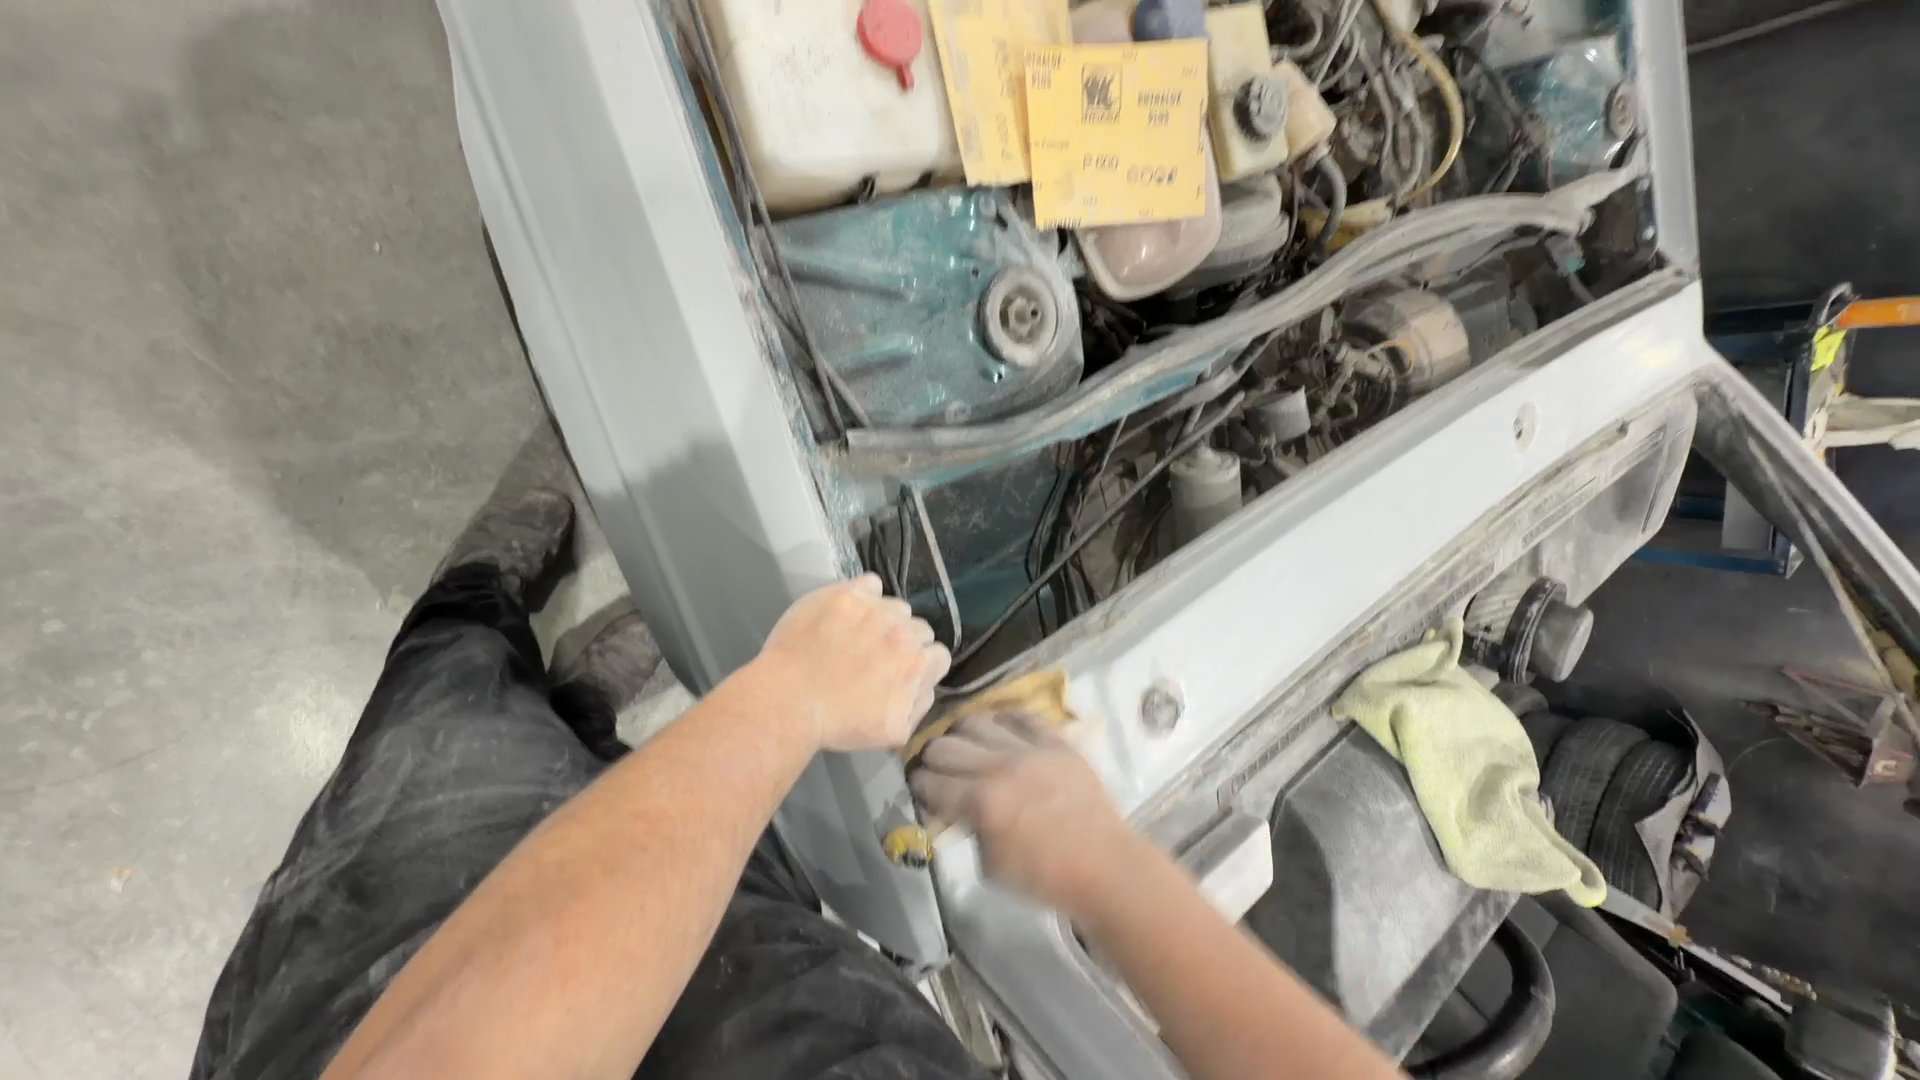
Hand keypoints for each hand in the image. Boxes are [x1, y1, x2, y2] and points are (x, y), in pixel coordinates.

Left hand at [752, 573, 950, 752]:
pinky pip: (870, 584)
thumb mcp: (894, 732)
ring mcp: (874, 610)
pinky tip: (849, 612)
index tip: (901, 672)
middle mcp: (903, 632)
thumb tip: (925, 685)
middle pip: (919, 628)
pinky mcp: (845, 595)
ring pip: (895, 606)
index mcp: (918, 665)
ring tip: (858, 636)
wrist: (789, 702)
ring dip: (884, 619)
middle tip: (876, 657)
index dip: (921, 665)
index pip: (938, 655)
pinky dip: (865, 595)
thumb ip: (920, 704)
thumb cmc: (839, 723)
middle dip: (903, 643)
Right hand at [908, 713, 1136, 917]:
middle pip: (944, 744)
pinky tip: (999, 733)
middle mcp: (1001, 766)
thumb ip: (967, 829)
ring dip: (963, 735)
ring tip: (966, 747)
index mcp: (982, 803)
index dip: (917, 785)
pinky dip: (1003, 721)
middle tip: (937, 770)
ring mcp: (1031, 749)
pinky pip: (1021, 715)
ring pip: (977, 720)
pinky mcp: (1057, 741)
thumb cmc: (1045, 878)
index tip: (918, 788)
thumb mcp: (990, 866)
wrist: (1106, 867)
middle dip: (932, 759)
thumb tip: (955, 809)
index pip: (929, 781)